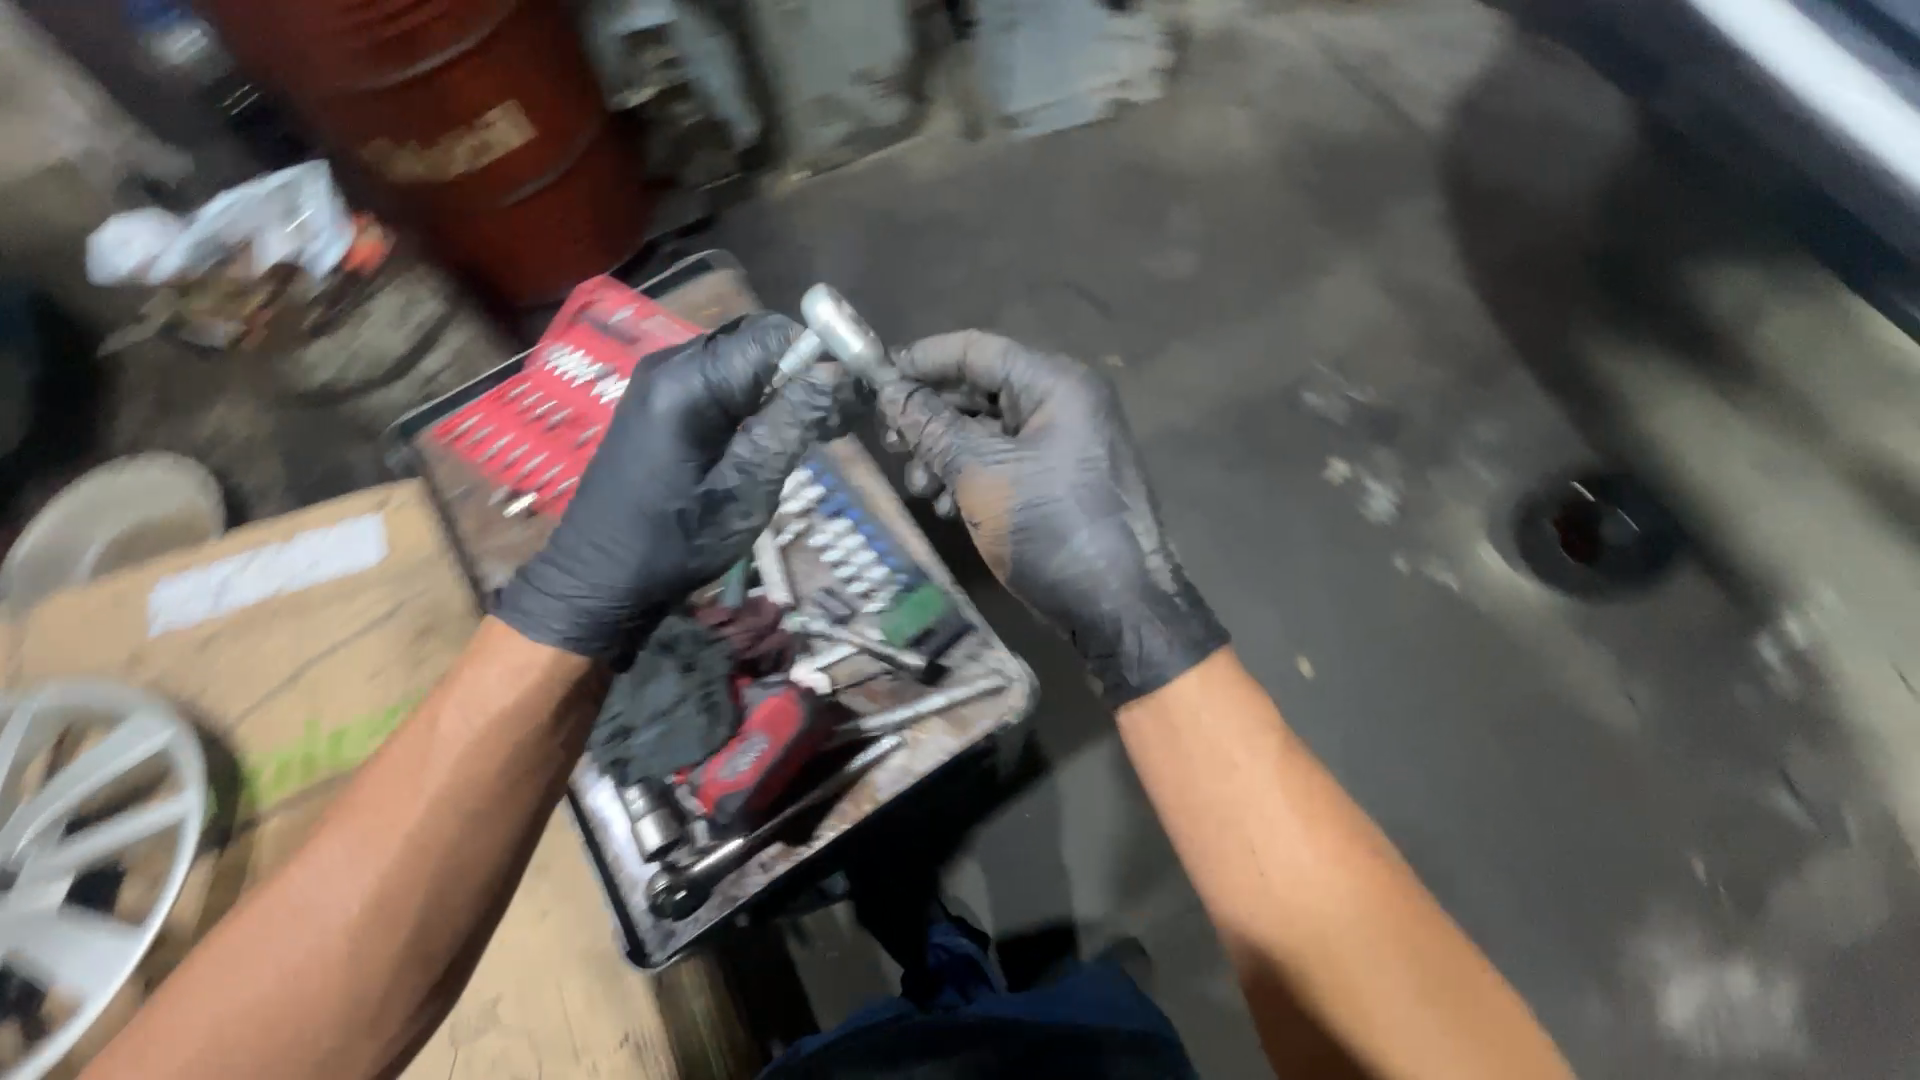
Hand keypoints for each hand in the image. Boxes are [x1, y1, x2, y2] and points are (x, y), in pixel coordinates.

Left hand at [497, 313, 844, 660]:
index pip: (774, 335)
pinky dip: (760, 398)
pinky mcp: (663, 402)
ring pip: (744, 360)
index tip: (857, 392)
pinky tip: (778, 433)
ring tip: (818, 430)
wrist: (602, 575)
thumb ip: (791, 424)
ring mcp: (664, 381)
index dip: (824, 353)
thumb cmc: (675, 542)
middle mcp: (673, 364)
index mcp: (690, 381)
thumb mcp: (745, 489)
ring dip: (787, 386)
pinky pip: (724, 381)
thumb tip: (841, 374)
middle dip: (808, 369)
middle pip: (759, 341)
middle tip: (840, 419)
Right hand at [875, 331, 1226, 704]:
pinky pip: (1005, 462)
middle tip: (891, 445)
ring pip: (988, 430)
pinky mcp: (1059, 479)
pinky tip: (949, 509)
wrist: (1115, 605)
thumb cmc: (1047, 527)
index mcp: (1055, 383)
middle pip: (979, 390)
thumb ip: (930, 425)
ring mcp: (1065, 443)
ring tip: (921, 490)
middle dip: (930, 418)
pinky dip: (972, 477)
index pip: (975, 349)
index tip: (873, 380)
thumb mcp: (979, 473)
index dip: (921, 360)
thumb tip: (888, 391)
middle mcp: (1064, 402)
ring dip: (945, 455)